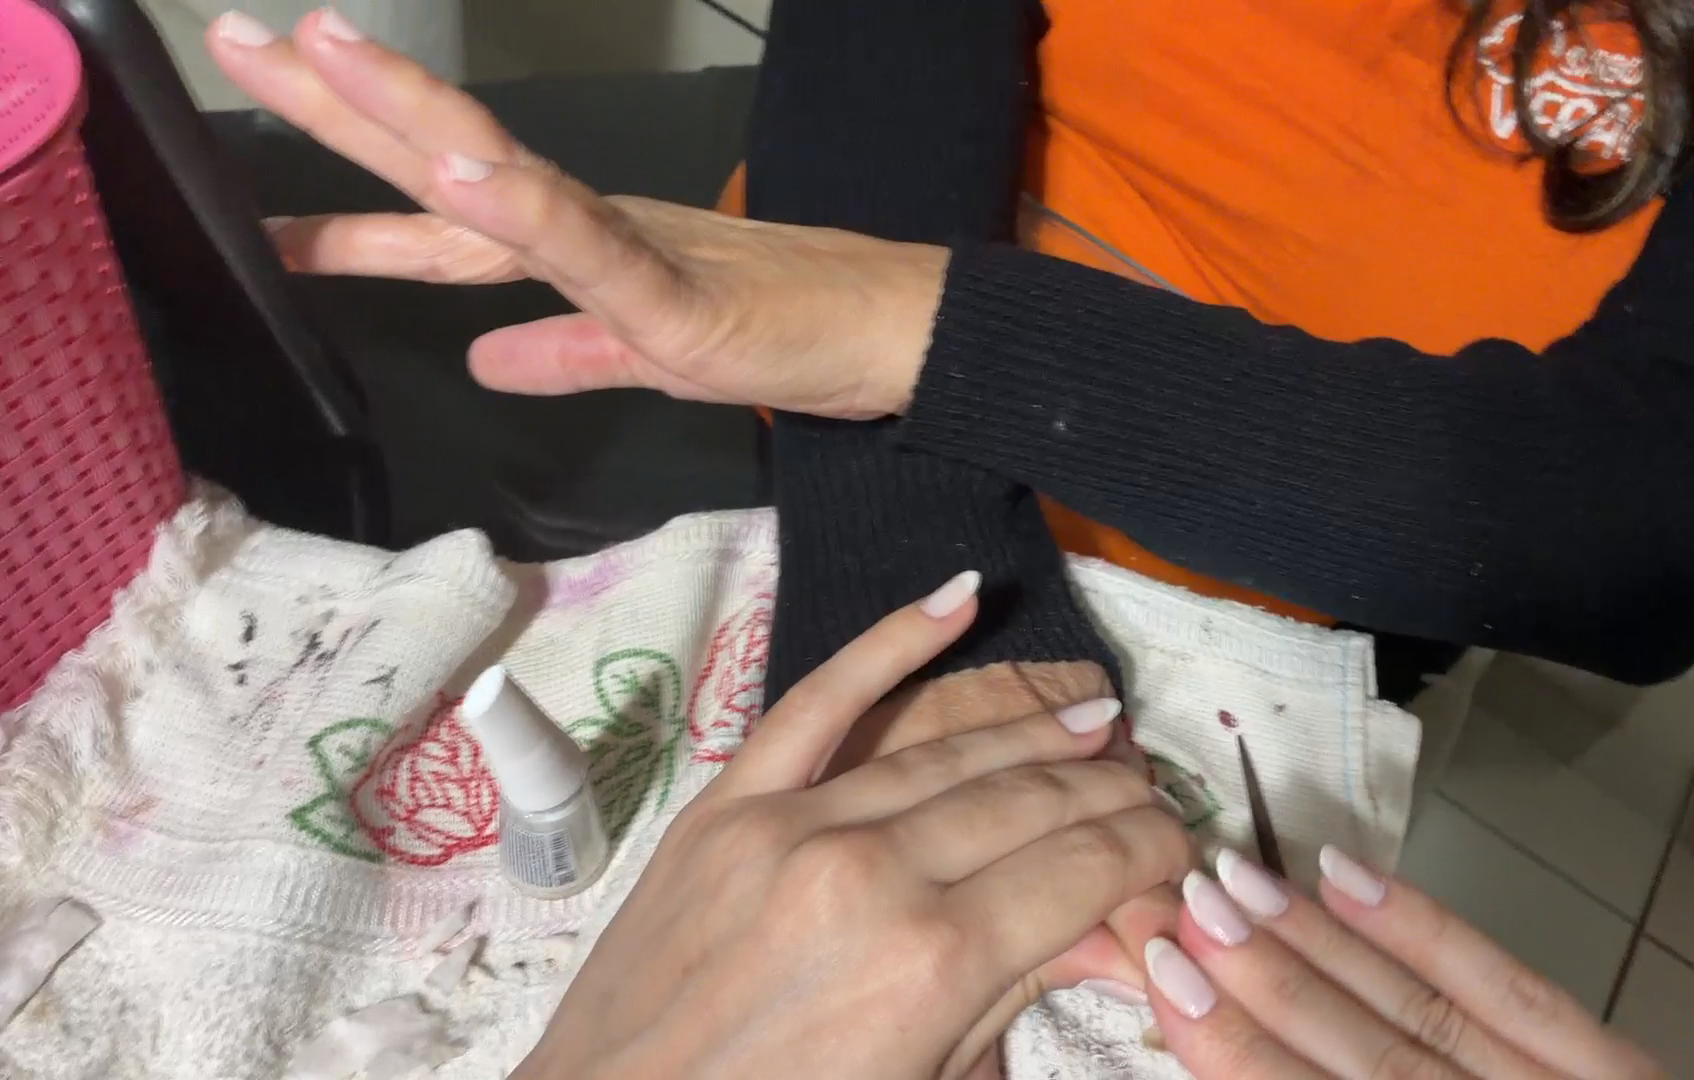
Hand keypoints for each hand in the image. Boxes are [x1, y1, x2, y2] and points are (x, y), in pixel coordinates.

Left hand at [207, 9, 943, 417]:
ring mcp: (649, 261)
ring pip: (529, 191)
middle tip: (246, 43)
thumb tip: (485, 359)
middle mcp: (611, 239)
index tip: (272, 211)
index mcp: (602, 259)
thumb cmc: (795, 342)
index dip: (369, 220)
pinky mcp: (690, 301)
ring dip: (426, 127)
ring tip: (323, 54)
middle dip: (354, 123)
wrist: (890, 334)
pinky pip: (606, 256)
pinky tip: (468, 178)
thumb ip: (575, 355)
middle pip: (472, 183)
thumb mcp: (659, 359)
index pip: (472, 235)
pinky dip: (536, 216)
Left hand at [516, 572, 1192, 1079]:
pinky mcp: (731, 800)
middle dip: (1104, 791)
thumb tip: (1111, 923)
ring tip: (1093, 717)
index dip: (1144, 847)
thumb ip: (1013, 993)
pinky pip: (821, 700)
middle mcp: (872, 875)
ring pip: (948, 753)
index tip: (1174, 835)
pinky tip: (960, 596)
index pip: (1079, 873)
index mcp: (930, 967)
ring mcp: (794, 823)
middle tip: (1144, 778)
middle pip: (1024, 803)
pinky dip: (894, 641)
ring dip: (1035, 731)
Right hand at [1144, 847, 1665, 1078]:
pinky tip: (1343, 873)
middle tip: (1190, 905)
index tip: (1169, 976)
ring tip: (1235, 874)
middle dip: (1268, 979)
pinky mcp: (1618, 1074)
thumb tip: (1219, 1060)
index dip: (1238, 1052)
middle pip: (1372, 1060)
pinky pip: (1514, 990)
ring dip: (1319, 939)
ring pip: (1422, 1012)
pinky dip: (1422, 926)